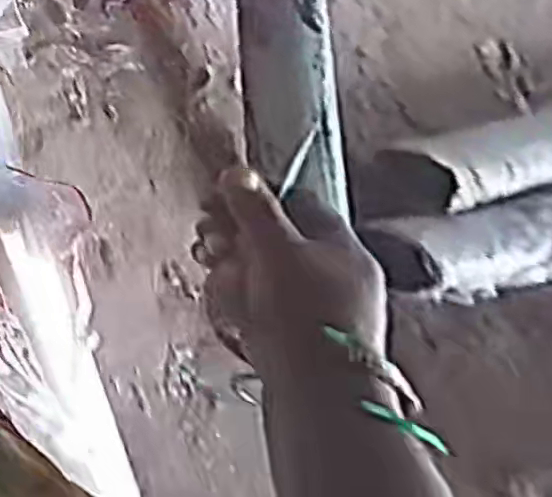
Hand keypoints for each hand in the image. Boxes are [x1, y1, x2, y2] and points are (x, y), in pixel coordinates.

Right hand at [193, 168, 386, 376]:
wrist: (311, 382)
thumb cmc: (302, 308)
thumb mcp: (276, 249)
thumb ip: (255, 208)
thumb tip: (236, 170)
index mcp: (341, 247)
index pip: (297, 199)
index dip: (258, 192)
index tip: (221, 194)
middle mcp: (326, 266)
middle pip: (268, 225)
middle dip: (231, 222)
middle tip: (209, 227)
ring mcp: (303, 291)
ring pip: (251, 251)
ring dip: (222, 246)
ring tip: (209, 255)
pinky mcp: (280, 312)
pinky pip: (246, 279)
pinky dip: (227, 273)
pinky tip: (215, 276)